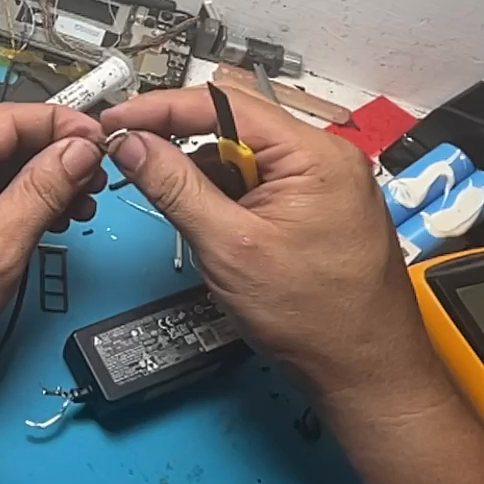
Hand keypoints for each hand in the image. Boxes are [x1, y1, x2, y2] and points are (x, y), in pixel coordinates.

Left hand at [0, 103, 107, 382]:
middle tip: (94, 180)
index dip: (61, 124)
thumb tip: (79, 149)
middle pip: (6, 140)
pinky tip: (45, 217)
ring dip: (42, 181)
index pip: (10, 118)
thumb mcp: (1, 245)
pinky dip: (18, 198)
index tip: (99, 139)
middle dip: (56, 157)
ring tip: (76, 206)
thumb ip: (43, 190)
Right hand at [98, 88, 450, 411]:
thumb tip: (132, 144)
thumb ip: (174, 186)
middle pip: (229, 121)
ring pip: (235, 151)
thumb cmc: (317, 320)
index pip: (221, 104)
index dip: (159, 109)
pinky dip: (217, 190)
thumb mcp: (228, 246)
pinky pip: (250, 177)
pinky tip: (204, 217)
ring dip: (196, 168)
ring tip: (169, 197)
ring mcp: (317, 181)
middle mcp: (321, 157)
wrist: (367, 379)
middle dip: (174, 135)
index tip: (117, 122)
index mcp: (314, 155)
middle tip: (127, 148)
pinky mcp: (308, 205)